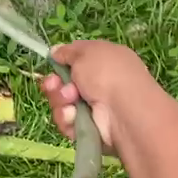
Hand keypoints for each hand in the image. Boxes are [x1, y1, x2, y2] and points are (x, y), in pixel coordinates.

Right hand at [38, 40, 165, 154]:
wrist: (123, 110)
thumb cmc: (107, 74)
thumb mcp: (86, 52)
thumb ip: (68, 51)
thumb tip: (56, 51)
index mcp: (104, 61)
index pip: (75, 60)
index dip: (62, 62)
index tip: (54, 63)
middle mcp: (100, 83)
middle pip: (63, 83)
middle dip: (55, 84)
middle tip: (55, 85)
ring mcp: (94, 106)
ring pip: (61, 102)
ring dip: (61, 101)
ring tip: (71, 101)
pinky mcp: (88, 127)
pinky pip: (67, 121)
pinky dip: (67, 118)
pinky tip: (74, 116)